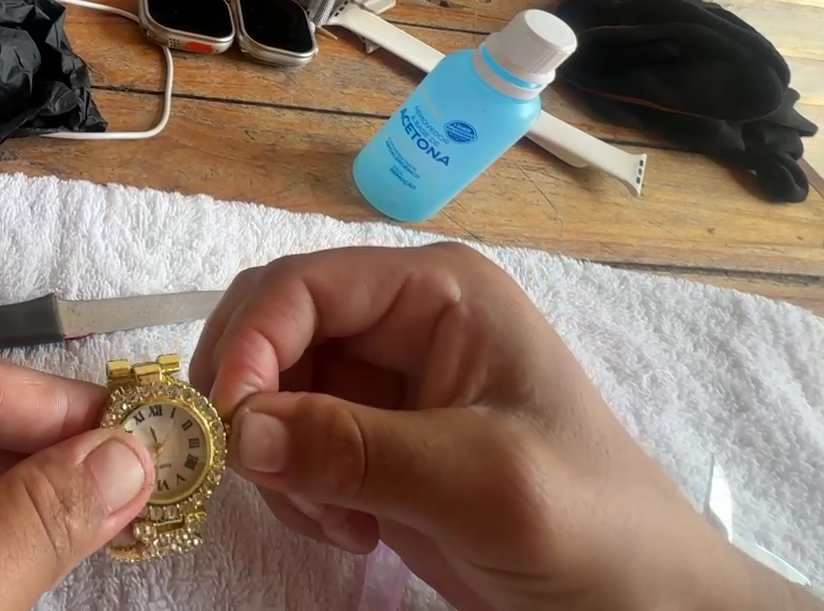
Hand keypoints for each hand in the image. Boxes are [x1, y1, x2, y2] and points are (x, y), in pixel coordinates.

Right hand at [191, 243, 823, 610]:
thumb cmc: (597, 537)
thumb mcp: (483, 488)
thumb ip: (356, 450)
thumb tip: (236, 430)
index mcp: (433, 290)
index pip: (304, 286)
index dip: (251, 340)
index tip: (226, 421)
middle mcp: (396, 314)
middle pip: (272, 323)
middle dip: (254, 395)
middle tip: (261, 471)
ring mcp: (378, 372)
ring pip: (268, 381)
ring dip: (272, 450)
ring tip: (328, 517)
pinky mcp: (365, 427)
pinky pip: (285, 432)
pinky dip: (289, 480)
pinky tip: (345, 527)